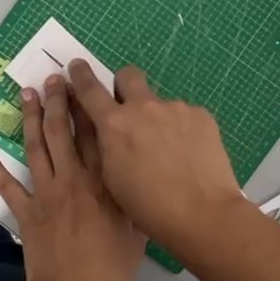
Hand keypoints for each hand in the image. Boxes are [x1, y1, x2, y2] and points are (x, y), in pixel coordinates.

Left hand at [0, 75, 145, 280]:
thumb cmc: (111, 269)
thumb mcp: (137, 235)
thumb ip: (136, 205)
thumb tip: (140, 184)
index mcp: (103, 182)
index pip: (97, 134)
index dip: (92, 105)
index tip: (88, 82)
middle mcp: (73, 179)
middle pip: (63, 131)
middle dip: (58, 101)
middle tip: (54, 77)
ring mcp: (46, 193)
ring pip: (36, 148)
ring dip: (30, 118)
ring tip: (27, 92)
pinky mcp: (25, 211)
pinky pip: (6, 186)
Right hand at [67, 61, 244, 247]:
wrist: (202, 214)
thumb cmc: (148, 206)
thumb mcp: (111, 178)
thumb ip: (106, 145)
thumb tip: (108, 130)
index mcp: (115, 124)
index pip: (90, 89)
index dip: (80, 76)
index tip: (77, 66)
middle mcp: (143, 107)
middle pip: (128, 75)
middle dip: (124, 85)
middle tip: (128, 107)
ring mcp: (175, 108)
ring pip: (159, 103)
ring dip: (158, 118)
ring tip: (169, 151)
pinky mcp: (201, 116)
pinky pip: (185, 116)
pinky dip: (182, 130)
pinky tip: (189, 155)